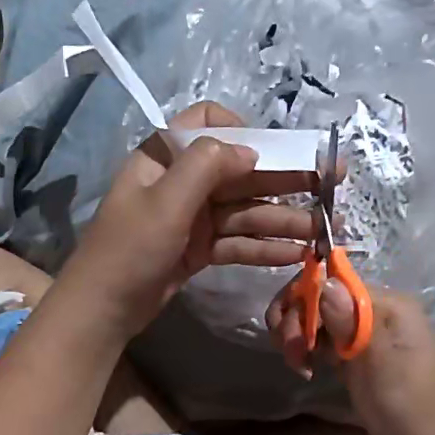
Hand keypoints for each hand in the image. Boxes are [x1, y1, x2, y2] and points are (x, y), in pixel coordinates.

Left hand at [54, 102, 319, 337]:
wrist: (102, 310)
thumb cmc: (129, 249)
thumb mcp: (164, 201)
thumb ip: (207, 165)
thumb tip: (250, 149)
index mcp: (164, 158)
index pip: (207, 124)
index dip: (244, 131)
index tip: (276, 151)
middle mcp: (179, 182)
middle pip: (237, 172)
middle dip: (283, 180)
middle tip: (332, 186)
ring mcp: (189, 218)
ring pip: (242, 211)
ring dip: (281, 219)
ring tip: (323, 231)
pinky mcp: (196, 250)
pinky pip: (235, 242)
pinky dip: (261, 247)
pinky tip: (295, 254)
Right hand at [266, 276, 434, 434]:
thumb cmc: (405, 402)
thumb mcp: (379, 360)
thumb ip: (352, 320)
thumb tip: (325, 281)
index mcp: (388, 303)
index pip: (332, 282)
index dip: (303, 302)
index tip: (289, 336)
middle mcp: (374, 308)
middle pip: (318, 296)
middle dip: (295, 321)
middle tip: (289, 354)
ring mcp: (363, 330)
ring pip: (314, 317)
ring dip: (295, 336)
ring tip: (297, 364)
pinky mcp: (352, 350)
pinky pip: (319, 336)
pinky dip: (304, 348)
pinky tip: (305, 368)